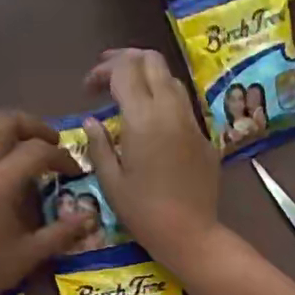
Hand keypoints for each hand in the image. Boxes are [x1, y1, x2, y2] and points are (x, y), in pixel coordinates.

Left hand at [0, 111, 93, 294]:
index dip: (62, 157)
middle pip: (6, 122)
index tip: (73, 170)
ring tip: (17, 139)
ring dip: (2, 124)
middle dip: (33, 127)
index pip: (38, 151)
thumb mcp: (29, 254)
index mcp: (0, 181)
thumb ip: (62, 232)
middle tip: (50, 142)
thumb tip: (91, 218)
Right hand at [81, 49, 222, 267]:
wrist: (190, 234)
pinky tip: (154, 123)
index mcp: (143, 119)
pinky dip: (165, 102)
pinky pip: (184, 107)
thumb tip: (92, 121)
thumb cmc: (144, 213)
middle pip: (152, 61)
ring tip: (130, 95)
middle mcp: (171, 111)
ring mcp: (192, 123)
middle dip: (127, 60)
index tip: (89, 89)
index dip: (103, 71)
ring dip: (148, 78)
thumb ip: (99, 145)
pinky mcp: (205, 138)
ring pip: (171, 80)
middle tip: (108, 76)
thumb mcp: (111, 182)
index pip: (124, 70)